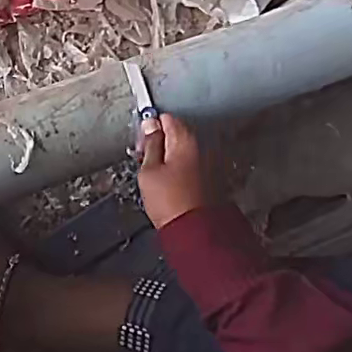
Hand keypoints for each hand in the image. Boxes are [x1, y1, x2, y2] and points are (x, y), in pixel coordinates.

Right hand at [137, 113, 212, 228]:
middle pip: (176, 133)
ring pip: (183, 150)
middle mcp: (202, 147)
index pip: (166, 118)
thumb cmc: (170, 201)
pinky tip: (169, 184)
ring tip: (156, 176)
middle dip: (159, 142)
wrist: (194, 232)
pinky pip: (191, 164)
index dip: (149, 128)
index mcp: (186, 141)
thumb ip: (150, 144)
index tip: (140, 143)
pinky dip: (179, 169)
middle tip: (144, 161)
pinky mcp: (211, 178)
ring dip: (169, 157)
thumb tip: (150, 125)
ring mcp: (209, 162)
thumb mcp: (149, 170)